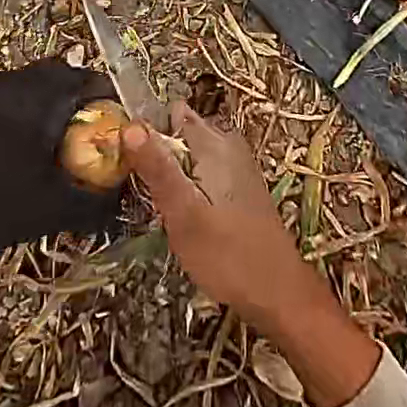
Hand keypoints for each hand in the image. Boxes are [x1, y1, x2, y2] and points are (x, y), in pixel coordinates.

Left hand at [0, 58, 121, 278]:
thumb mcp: (49, 211)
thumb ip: (93, 203)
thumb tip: (121, 200)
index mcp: (35, 102)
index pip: (84, 79)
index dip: (104, 95)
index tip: (112, 118)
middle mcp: (9, 84)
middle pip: (56, 73)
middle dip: (76, 94)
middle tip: (85, 125)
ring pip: (27, 80)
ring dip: (46, 98)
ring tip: (50, 133)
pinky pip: (1, 92)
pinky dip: (18, 106)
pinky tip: (13, 140)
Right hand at [122, 104, 379, 406]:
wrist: (278, 292)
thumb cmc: (226, 254)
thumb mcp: (183, 212)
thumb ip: (157, 167)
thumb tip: (130, 126)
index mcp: (214, 143)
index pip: (172, 113)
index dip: (147, 130)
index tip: (128, 159)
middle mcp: (228, 145)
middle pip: (181, 132)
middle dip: (158, 154)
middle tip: (147, 193)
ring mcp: (237, 166)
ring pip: (192, 155)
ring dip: (174, 174)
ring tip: (166, 210)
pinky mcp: (240, 188)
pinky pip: (205, 172)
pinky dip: (190, 187)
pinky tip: (187, 218)